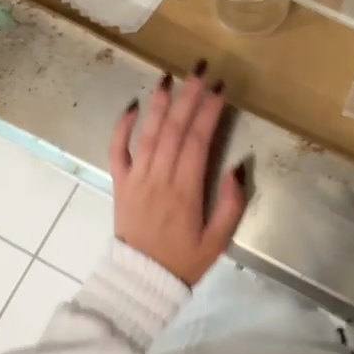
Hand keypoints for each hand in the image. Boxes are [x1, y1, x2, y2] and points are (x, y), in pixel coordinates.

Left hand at [109, 65, 247, 285]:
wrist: (140, 284)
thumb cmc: (184, 261)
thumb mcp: (218, 241)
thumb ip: (230, 204)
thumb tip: (236, 167)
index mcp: (185, 192)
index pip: (197, 141)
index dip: (209, 112)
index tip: (221, 88)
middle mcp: (159, 179)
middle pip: (173, 129)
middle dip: (188, 96)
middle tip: (200, 69)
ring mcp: (136, 179)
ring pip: (147, 134)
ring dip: (159, 103)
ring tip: (169, 76)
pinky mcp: (120, 183)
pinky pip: (117, 151)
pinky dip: (122, 126)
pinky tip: (133, 105)